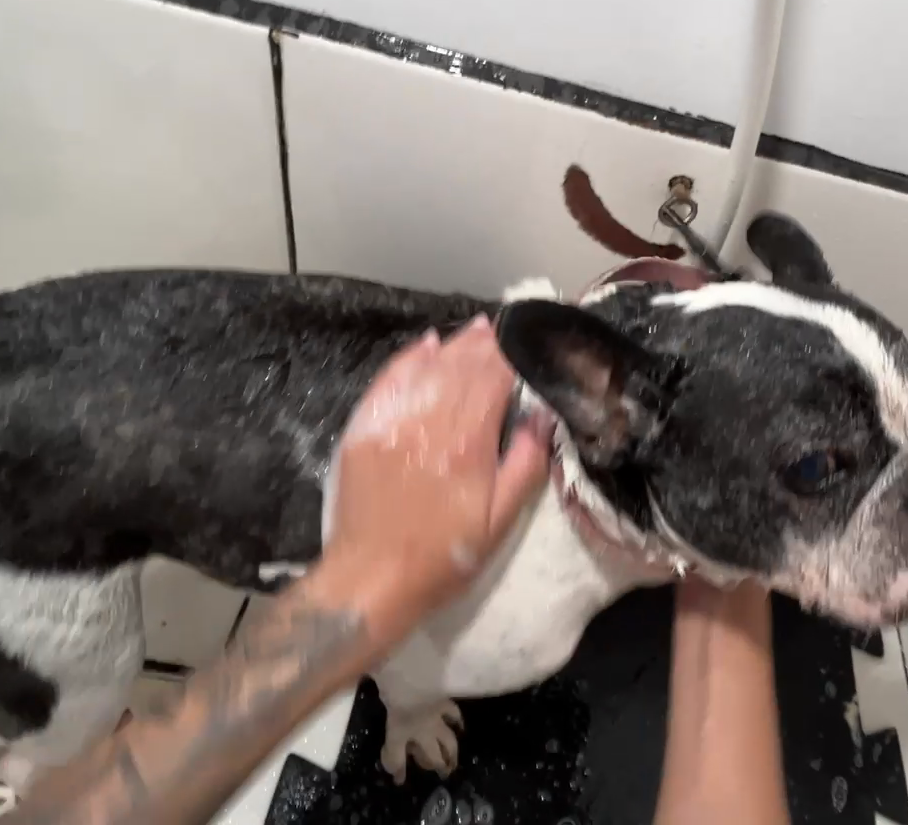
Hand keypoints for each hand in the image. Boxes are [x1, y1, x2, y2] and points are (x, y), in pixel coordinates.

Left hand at [318, 316, 553, 638]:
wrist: (371, 580)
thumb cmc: (445, 555)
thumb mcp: (501, 520)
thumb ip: (526, 464)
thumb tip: (542, 416)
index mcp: (470, 442)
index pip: (493, 380)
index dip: (509, 356)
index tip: (523, 340)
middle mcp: (432, 422)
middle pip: (462, 367)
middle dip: (484, 344)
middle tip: (501, 327)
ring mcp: (394, 422)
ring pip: (429, 368)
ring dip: (454, 345)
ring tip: (474, 330)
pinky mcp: (365, 429)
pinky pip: (390, 381)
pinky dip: (409, 359)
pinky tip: (426, 345)